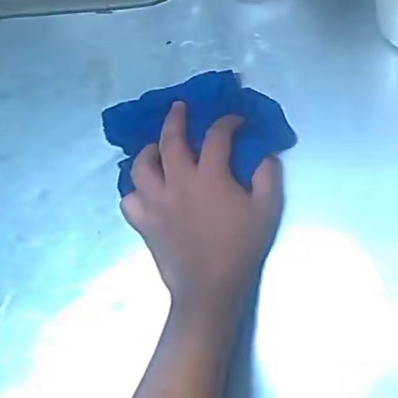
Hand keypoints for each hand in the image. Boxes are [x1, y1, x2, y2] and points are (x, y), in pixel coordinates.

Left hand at [121, 102, 283, 324]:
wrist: (210, 289)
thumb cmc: (241, 247)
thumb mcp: (267, 209)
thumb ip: (268, 176)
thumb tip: (264, 154)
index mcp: (209, 176)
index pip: (216, 136)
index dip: (228, 122)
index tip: (237, 121)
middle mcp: (178, 182)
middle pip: (170, 140)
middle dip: (176, 119)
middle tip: (180, 107)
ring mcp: (156, 203)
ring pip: (141, 166)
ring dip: (149, 150)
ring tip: (157, 147)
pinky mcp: (144, 223)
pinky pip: (130, 199)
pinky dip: (136, 189)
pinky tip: (147, 188)